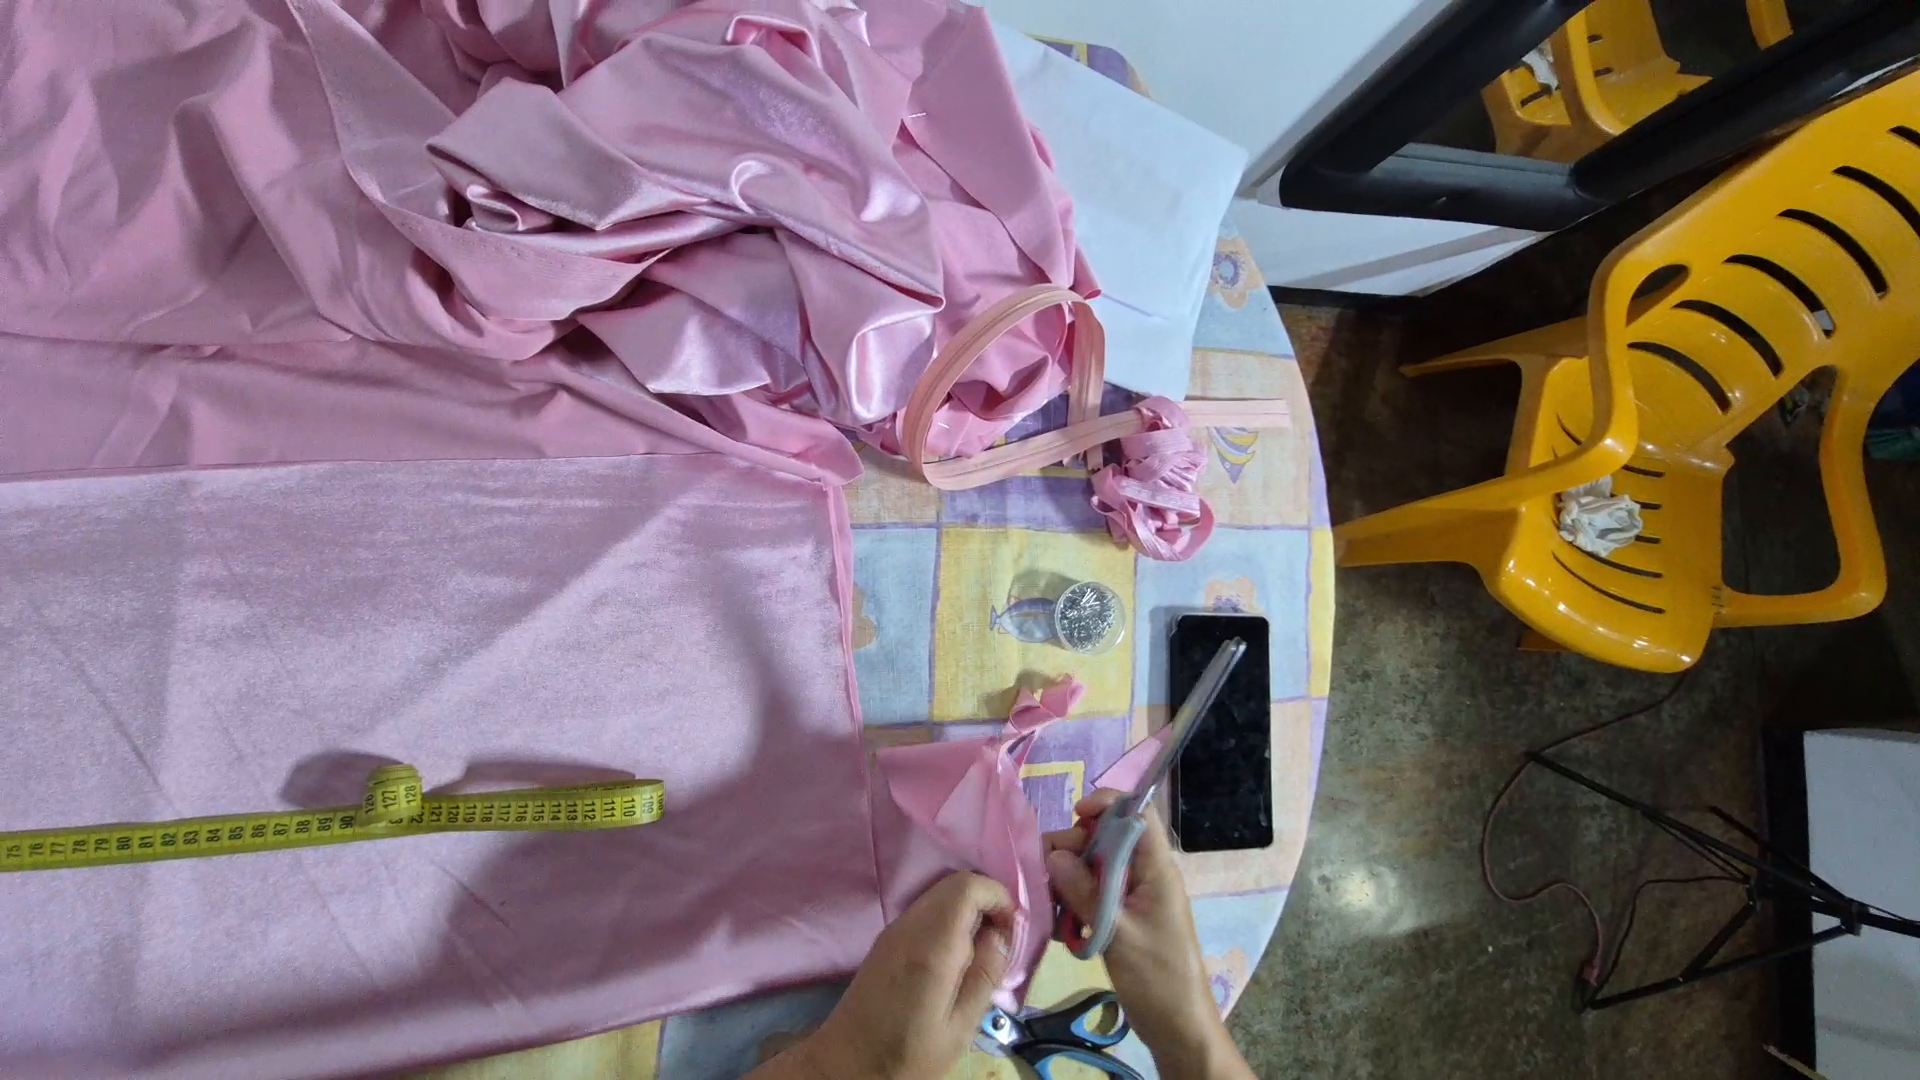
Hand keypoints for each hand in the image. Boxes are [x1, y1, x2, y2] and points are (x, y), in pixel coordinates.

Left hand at [765, 872, 1012, 1079]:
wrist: (846, 1063)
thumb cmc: (907, 1053)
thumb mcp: (959, 1028)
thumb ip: (984, 976)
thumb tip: (1001, 934)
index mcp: (932, 946)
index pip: (968, 887)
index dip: (997, 896)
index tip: (1012, 928)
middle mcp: (911, 925)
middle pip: (955, 883)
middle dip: (986, 900)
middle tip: (1002, 937)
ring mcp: (895, 928)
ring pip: (940, 893)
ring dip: (968, 908)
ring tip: (982, 947)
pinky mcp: (887, 937)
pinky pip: (926, 909)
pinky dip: (949, 916)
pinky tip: (956, 952)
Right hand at [1046, 790, 1252, 1079]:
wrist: (1181, 1031)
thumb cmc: (1157, 979)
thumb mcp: (1117, 934)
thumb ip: (1085, 891)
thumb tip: (1054, 854)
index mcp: (1157, 869)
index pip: (1137, 814)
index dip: (1108, 804)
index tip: (1075, 816)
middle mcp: (1147, 874)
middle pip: (1108, 838)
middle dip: (1075, 846)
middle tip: (1047, 871)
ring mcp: (1136, 895)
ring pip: (1097, 865)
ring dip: (1071, 876)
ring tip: (1049, 900)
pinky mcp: (1125, 916)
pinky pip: (1096, 891)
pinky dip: (1076, 899)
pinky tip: (1060, 921)